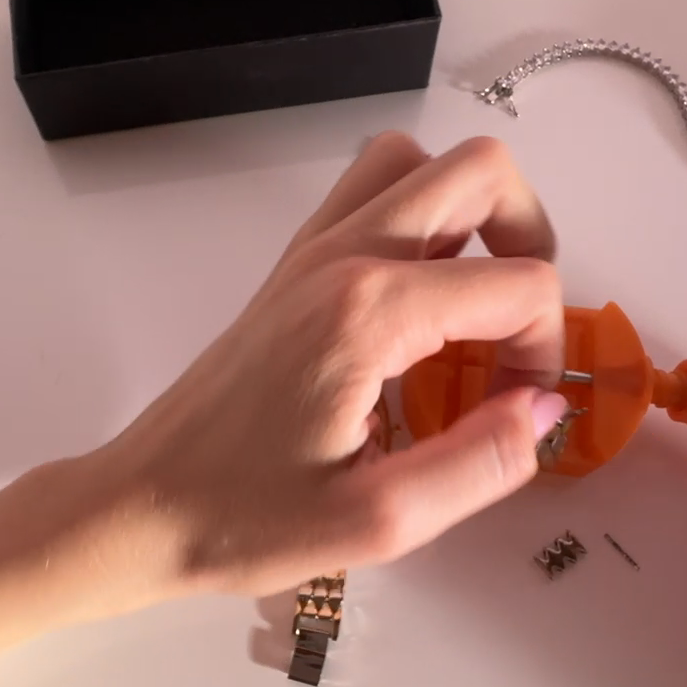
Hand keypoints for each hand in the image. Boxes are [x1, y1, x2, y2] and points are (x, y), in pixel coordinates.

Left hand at [100, 132, 570, 597]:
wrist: (143, 506)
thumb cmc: (247, 521)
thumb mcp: (378, 520)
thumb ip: (480, 463)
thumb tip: (543, 406)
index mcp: (368, 312)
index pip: (518, 284)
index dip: (544, 349)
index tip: (515, 410)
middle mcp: (339, 257)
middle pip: (477, 173)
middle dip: (529, 242)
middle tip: (515, 331)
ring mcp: (306, 255)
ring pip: (414, 165)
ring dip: (469, 216)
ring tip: (471, 302)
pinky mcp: (287, 273)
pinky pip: (366, 197)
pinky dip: (415, 223)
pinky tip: (413, 307)